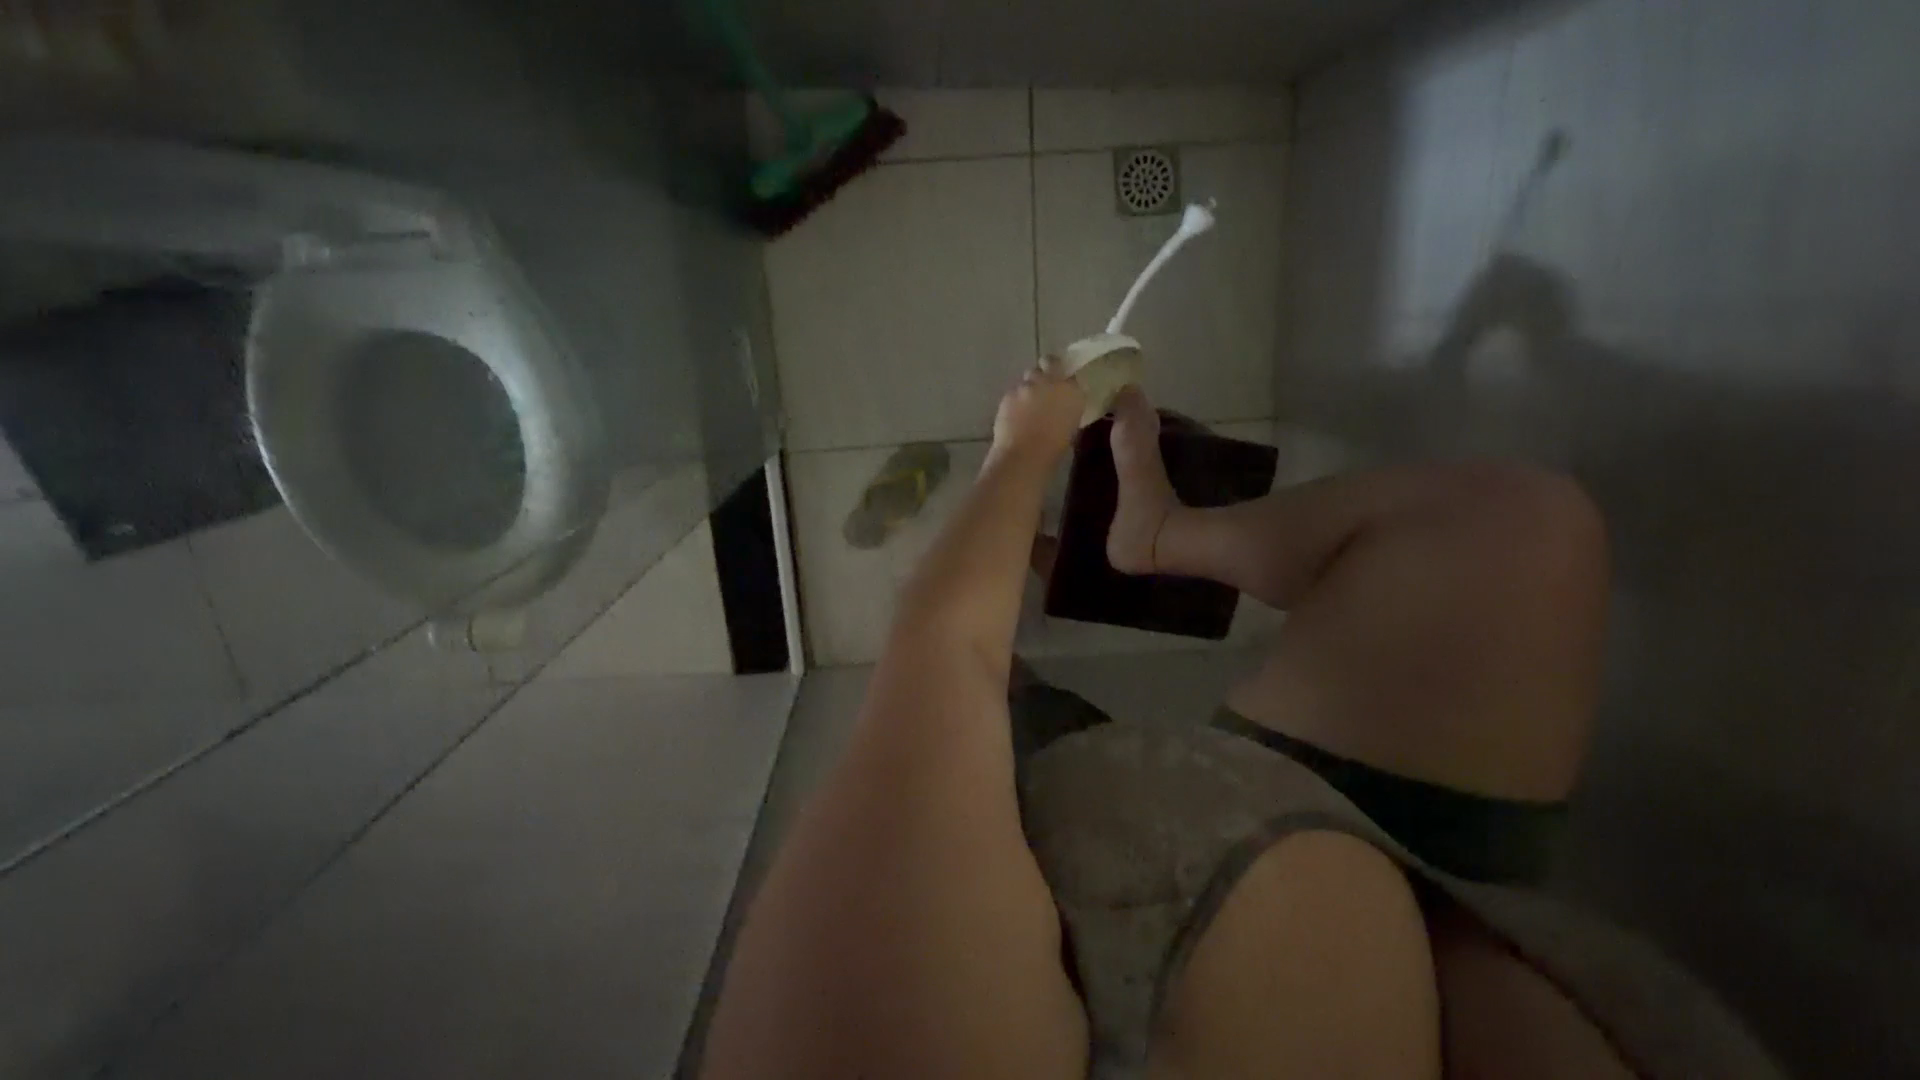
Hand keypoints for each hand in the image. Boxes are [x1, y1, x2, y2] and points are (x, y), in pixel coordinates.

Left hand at [989, 361, 1084, 465]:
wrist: (1025, 454)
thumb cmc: (1054, 448)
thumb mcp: (1071, 427)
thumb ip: (1068, 410)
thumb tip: (1061, 407)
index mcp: (1073, 392)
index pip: (1072, 375)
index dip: (1065, 378)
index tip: (1063, 385)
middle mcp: (1051, 382)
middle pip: (1049, 362)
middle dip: (1047, 368)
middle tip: (1044, 382)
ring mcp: (1028, 385)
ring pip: (1029, 375)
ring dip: (1030, 384)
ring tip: (1027, 401)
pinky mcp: (1010, 393)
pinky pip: (1015, 390)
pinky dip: (1016, 398)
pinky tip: (1015, 413)